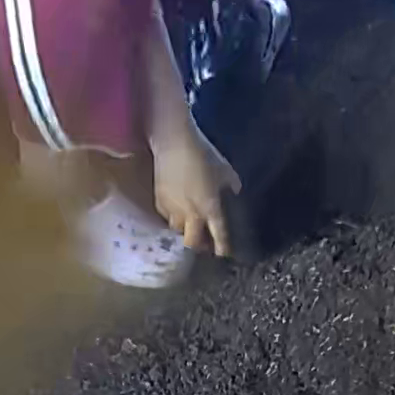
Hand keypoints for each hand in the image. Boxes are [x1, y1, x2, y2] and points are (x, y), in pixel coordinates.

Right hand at [151, 127, 240, 256]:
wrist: (172, 140)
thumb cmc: (202, 153)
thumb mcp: (224, 168)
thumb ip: (231, 184)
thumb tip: (235, 191)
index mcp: (211, 208)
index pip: (219, 236)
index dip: (222, 248)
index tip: (223, 254)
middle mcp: (192, 214)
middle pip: (193, 243)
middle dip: (198, 246)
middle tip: (202, 244)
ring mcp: (174, 210)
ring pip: (178, 231)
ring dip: (184, 231)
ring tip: (188, 226)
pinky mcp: (160, 202)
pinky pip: (167, 217)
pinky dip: (172, 217)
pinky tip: (176, 210)